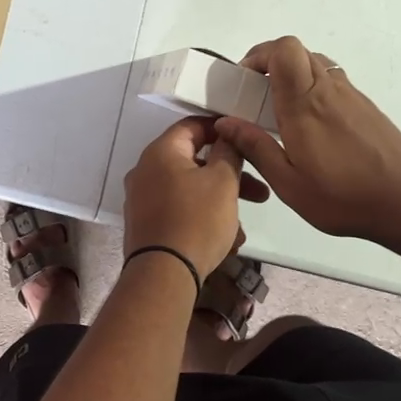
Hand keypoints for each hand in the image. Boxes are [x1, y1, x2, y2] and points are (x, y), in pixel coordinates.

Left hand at [122, 117, 267, 278]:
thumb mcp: (223, 182)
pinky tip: (226, 242)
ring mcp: (142, 199)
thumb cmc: (196, 220)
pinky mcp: (146, 225)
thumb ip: (229, 153)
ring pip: (189, 191)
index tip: (245, 138)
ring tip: (243, 229)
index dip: (221, 129)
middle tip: (259, 192)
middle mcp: (145, 171)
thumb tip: (227, 136)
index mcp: (160, 152)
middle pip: (193, 162)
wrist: (163, 275)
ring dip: (220, 204)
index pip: (192, 126)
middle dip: (229, 176)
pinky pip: (179, 212)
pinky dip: (202, 219)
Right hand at [213, 36, 400, 241]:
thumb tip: (225, 123)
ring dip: (293, 74)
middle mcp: (327, 90)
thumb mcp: (288, 182)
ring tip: (282, 109)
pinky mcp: (366, 107)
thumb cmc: (342, 196)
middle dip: (270, 62)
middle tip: (257, 93)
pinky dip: (314, 89)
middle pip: (297, 49)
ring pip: (316, 63)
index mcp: (304, 104)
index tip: (246, 80)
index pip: (283, 50)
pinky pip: (333, 81)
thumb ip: (255, 147)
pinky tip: (312, 126)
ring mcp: (351, 96)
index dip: (260, 54)